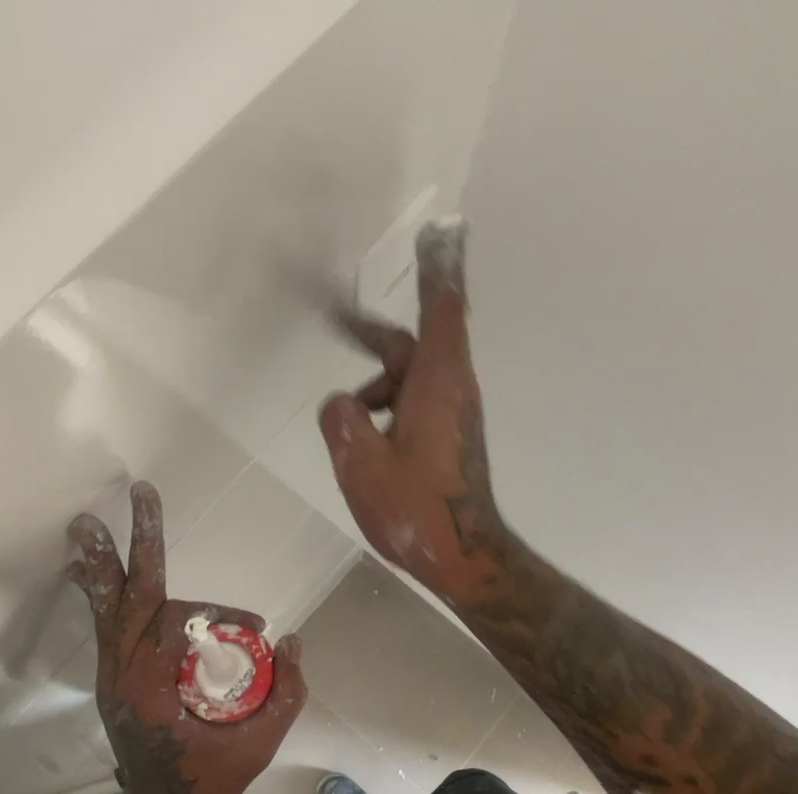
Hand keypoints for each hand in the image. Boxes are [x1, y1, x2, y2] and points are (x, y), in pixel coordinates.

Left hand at [67, 481, 307, 793]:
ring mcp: (110, 680)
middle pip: (130, 600)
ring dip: (102, 566)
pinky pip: (105, 629)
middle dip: (138, 545)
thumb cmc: (212, 781)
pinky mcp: (111, 682)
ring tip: (85, 527)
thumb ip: (287, 692)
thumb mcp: (260, 744)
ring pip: (107, 610)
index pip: (178, 623)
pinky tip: (88, 572)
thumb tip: (292, 640)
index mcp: (151, 691)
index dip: (220, 614)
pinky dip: (99, 596)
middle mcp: (121, 678)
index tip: (256, 627)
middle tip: (140, 495)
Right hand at [319, 218, 511, 602]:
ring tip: (345, 426)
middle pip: (410, 344)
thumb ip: (342, 422)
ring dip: (373, 391)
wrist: (463, 556)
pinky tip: (363, 446)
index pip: (442, 309)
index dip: (437, 268)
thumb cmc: (416, 509)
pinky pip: (410, 404)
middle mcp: (451, 390)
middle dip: (370, 335)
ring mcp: (452, 414)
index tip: (439, 232)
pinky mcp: (448, 437)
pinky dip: (384, 412)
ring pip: (406, 380)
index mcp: (437, 383)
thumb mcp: (361, 463)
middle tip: (334, 316)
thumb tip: (343, 406)